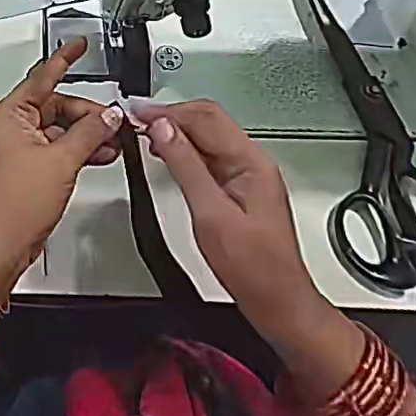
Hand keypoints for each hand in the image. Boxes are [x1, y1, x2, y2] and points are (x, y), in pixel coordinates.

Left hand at [0, 38, 123, 293]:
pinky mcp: (32, 166)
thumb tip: (108, 115)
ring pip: (63, 127)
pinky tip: (101, 154)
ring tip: (113, 140)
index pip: (43, 75)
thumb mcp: (61, 160)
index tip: (79, 44)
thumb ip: (89, 132)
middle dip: (88, 112)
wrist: (3, 242)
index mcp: (11, 114)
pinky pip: (61, 146)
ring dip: (88, 133)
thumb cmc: (14, 202)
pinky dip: (81, 149)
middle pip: (58, 104)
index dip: (65, 58)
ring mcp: (23, 146)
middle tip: (114, 120)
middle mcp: (14, 126)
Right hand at [134, 99, 323, 338]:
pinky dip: (182, 147)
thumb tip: (164, 129)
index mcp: (251, 163)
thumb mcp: (210, 214)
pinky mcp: (238, 187)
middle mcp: (252, 163)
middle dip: (170, 115)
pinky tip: (166, 152)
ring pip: (207, 135)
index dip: (168, 111)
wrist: (278, 304)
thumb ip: (185, 166)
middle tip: (137, 119)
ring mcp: (246, 174)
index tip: (138, 114)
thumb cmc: (254, 268)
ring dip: (175, 129)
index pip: (205, 118)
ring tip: (145, 132)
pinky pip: (208, 154)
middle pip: (207, 120)